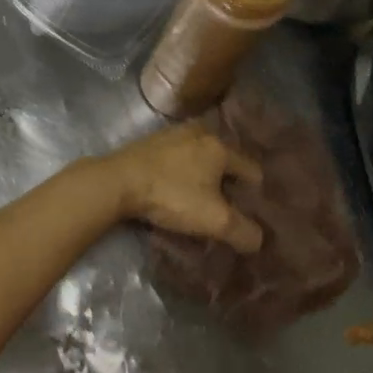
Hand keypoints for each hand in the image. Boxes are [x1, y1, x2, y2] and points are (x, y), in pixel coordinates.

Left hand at [78, 121, 264, 251]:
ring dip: (202, 177)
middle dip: (228, 184)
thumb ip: (244, 232)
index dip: (255, 195)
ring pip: (199, 158)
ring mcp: (171, 134)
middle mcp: (199, 132)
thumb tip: (257, 240)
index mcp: (220, 147)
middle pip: (225, 162)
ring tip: (199, 201)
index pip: (253, 171)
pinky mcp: (149, 142)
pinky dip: (181, 172)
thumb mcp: (214, 220)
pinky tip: (174, 189)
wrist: (116, 181)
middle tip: (225, 209)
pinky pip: (177, 158)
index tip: (249, 215)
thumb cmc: (171, 196)